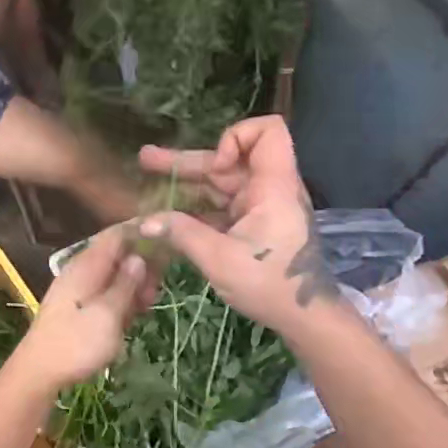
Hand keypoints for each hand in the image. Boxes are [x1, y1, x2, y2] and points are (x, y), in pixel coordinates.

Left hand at [10, 226, 155, 389]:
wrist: (39, 374)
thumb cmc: (76, 344)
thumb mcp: (108, 314)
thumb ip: (125, 284)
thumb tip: (139, 258)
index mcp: (87, 266)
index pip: (116, 235)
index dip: (142, 233)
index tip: (167, 241)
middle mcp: (81, 272)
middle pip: (117, 256)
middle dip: (141, 265)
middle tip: (158, 286)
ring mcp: (78, 291)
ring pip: (113, 277)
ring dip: (133, 286)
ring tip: (147, 304)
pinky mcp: (78, 309)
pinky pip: (105, 295)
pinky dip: (122, 300)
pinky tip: (133, 315)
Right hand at [136, 115, 343, 335]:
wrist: (304, 316)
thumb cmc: (269, 284)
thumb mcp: (220, 259)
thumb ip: (182, 235)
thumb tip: (143, 223)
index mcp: (272, 186)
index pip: (267, 131)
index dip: (236, 138)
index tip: (216, 168)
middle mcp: (267, 189)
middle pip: (228, 160)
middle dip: (187, 161)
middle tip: (146, 159)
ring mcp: (260, 208)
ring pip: (221, 186)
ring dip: (186, 184)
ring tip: (148, 179)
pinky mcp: (254, 226)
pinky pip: (222, 208)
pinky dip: (197, 209)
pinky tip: (167, 217)